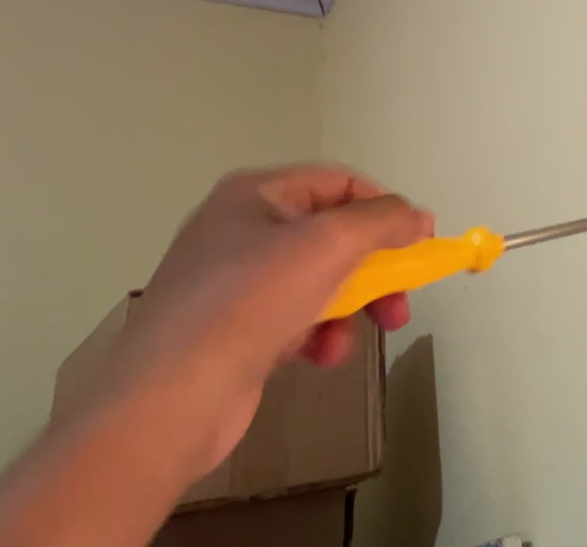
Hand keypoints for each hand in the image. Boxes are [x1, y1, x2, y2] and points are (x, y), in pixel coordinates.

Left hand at [102, 165, 432, 475]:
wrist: (167, 402)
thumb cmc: (250, 303)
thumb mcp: (329, 244)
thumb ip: (383, 221)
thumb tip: (419, 216)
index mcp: (254, 194)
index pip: (339, 183)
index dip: (384, 208)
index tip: (419, 242)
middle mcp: (239, 230)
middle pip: (332, 235)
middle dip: (374, 269)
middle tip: (401, 300)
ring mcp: (230, 283)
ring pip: (318, 280)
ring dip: (351, 306)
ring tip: (364, 335)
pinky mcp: (230, 331)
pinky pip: (294, 317)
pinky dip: (318, 333)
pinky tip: (322, 357)